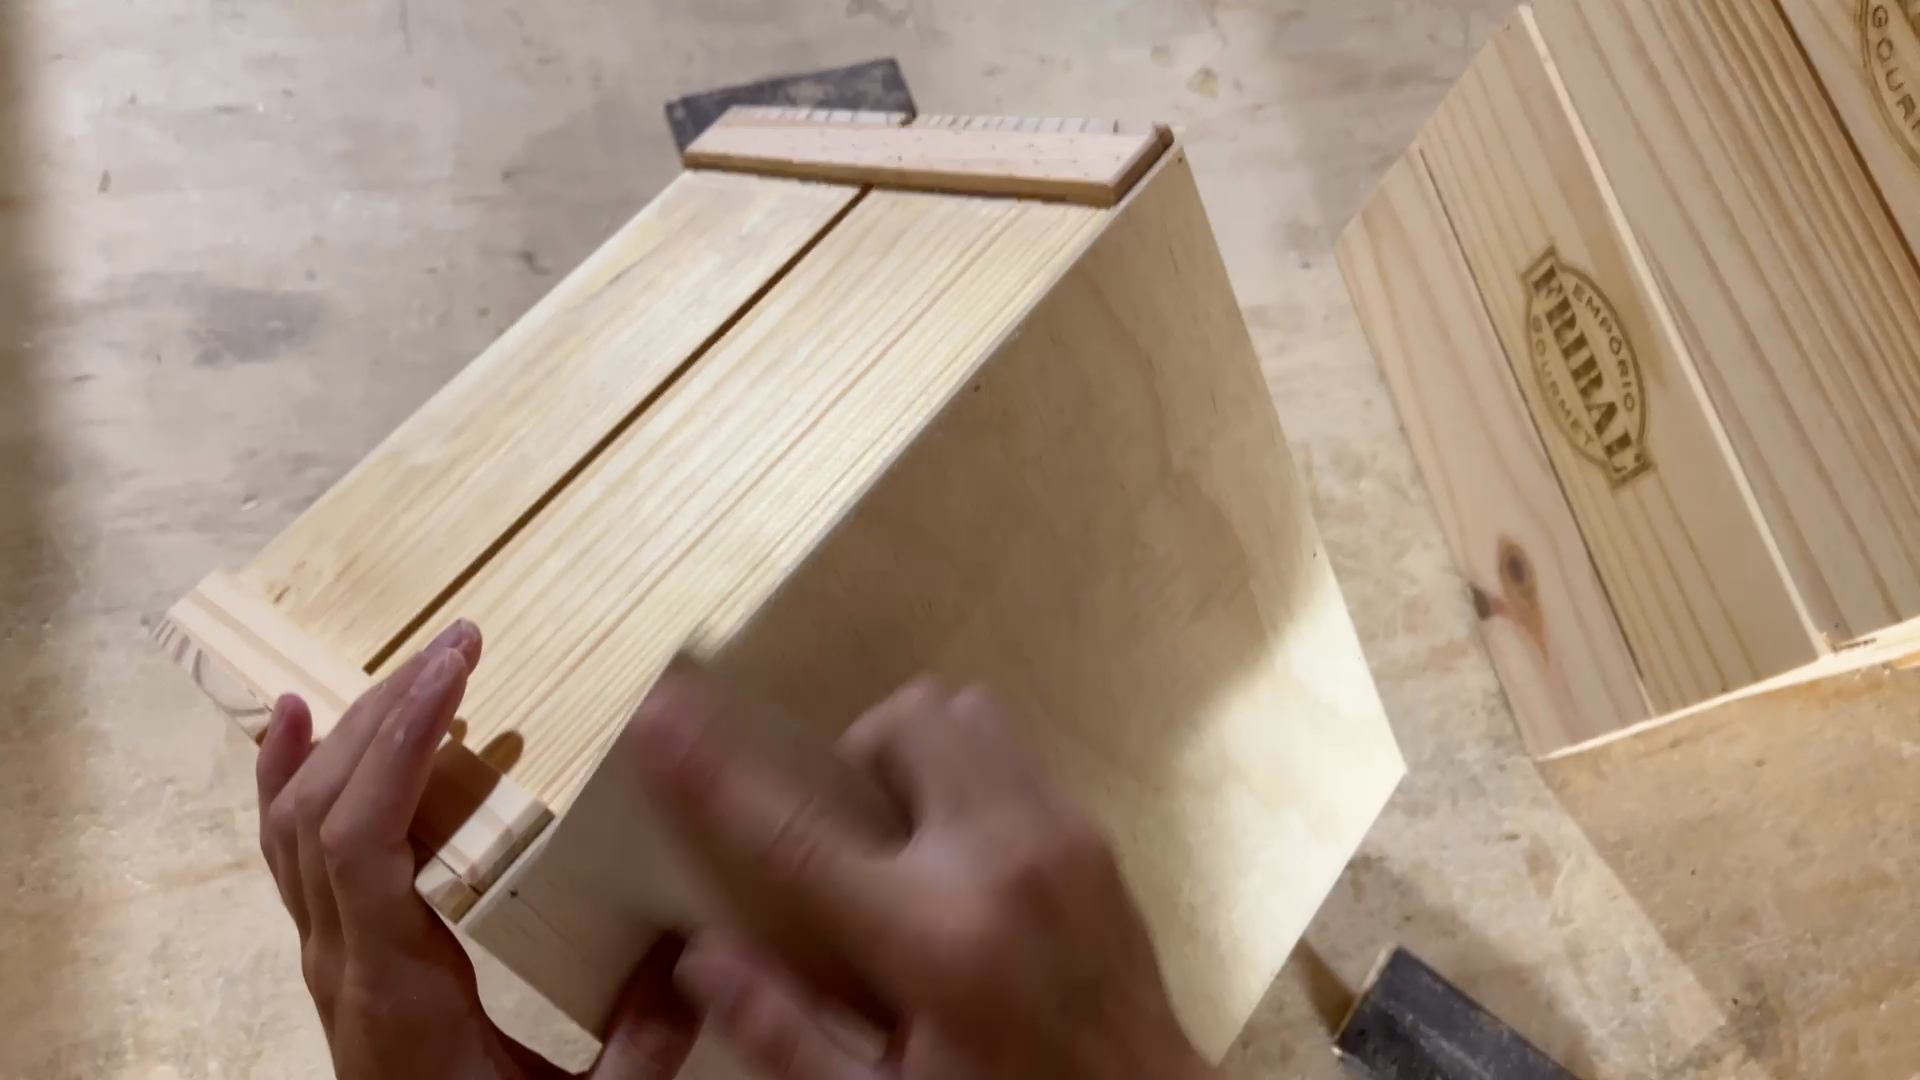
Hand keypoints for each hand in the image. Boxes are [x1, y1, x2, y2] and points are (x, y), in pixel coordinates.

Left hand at [256, 621, 699, 1078]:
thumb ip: (638, 1050)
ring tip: (423, 665)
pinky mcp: (334, 939)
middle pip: (324, 811)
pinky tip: (296, 717)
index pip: (364, 845)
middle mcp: (340, 956)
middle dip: (392, 712)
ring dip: (355, 730)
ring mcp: (324, 948)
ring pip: (297, 821)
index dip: (400, 749)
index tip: (458, 673)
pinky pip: (286, 846)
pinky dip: (283, 772)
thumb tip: (697, 959)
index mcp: (396, 984)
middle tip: (465, 643)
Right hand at [629, 673, 1218, 1079]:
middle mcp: (999, 854)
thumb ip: (785, 1033)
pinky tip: (969, 846)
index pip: (796, 836)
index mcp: (933, 938)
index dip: (714, 774)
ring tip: (910, 826)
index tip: (659, 717)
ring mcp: (1056, 827)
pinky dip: (968, 768)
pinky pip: (1009, 746)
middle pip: (907, 721)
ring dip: (917, 750)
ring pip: (965, 711)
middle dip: (858, 755)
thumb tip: (702, 956)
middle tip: (854, 826)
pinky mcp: (1090, 825)